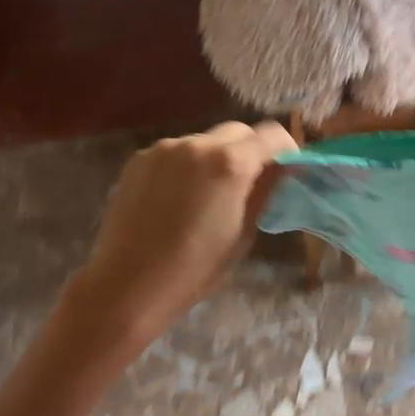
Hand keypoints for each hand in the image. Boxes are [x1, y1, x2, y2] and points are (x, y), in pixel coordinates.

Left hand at [66, 120, 297, 349]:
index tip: (287, 168)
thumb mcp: (243, 233)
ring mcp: (165, 148)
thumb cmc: (194, 269)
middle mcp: (198, 144)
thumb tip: (282, 168)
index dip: (285, 148)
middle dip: (250, 150)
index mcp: (230, 163)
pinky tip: (178, 198)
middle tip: (250, 182)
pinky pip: (176, 152)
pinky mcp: (139, 158)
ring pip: (205, 140)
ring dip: (216, 157)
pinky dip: (187, 166)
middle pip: (238, 131)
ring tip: (208, 194)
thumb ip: (265, 191)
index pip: (271, 134)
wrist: (127, 284)